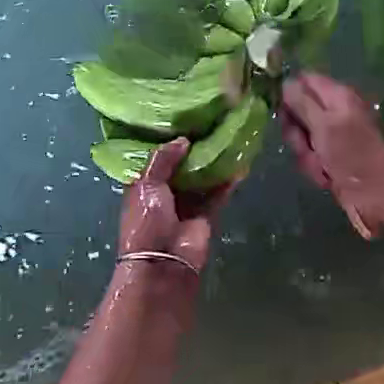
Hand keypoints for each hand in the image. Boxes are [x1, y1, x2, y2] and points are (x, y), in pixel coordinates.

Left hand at [117, 138, 229, 271]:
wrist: (164, 262)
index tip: (184, 121)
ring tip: (228, 138)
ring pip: (202, 178)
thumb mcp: (147, 185)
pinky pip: (219, 193)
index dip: (168, 142)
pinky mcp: (207, 214)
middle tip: (211, 125)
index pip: (157, 160)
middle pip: (182, 167)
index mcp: (144, 186)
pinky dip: (228, 180)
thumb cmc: (147, 221)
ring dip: (213, 163)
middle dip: (194, 150)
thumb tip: (183, 140)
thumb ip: (163, 159)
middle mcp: (164, 194)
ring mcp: (187, 205)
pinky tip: (240, 162)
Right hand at [280, 73, 383, 238]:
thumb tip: (286, 82)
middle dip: (296, 132)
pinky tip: (326, 176)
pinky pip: (310, 156)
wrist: (377, 193)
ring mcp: (333, 134)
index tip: (283, 112)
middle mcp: (334, 111)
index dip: (289, 94)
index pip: (305, 80)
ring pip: (301, 137)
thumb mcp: (324, 125)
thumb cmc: (353, 154)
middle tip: (307, 145)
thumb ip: (303, 103)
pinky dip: (315, 167)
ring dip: (306, 154)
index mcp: (337, 95)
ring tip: (321, 165)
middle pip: (298, 111)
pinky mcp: (331, 155)